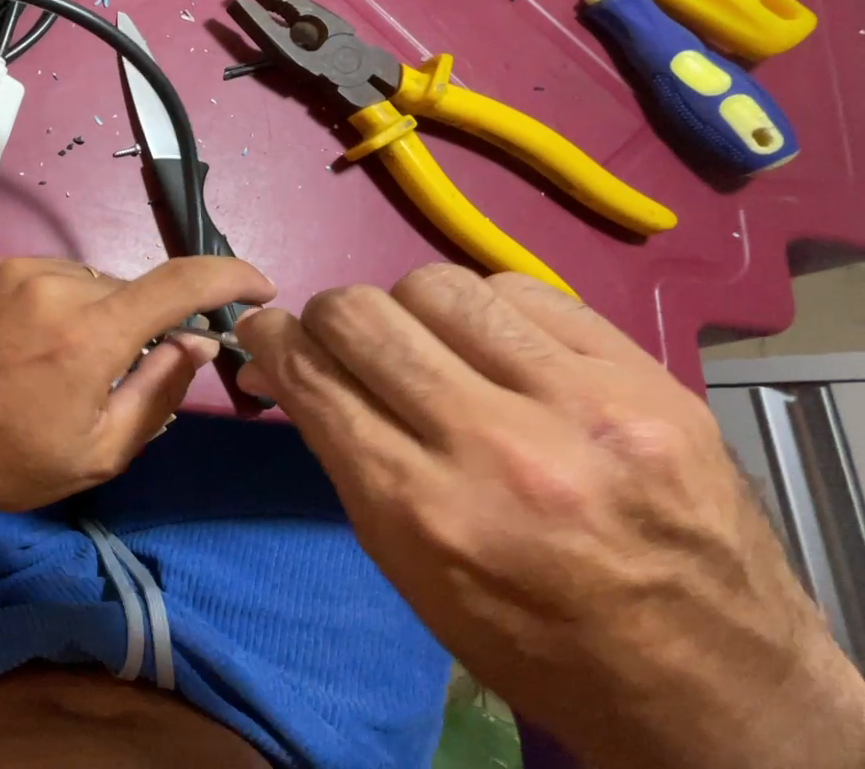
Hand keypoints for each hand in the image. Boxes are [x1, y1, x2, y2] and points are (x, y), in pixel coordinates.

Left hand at [0, 256, 273, 515]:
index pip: (181, 283)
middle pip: (134, 291)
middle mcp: (57, 284)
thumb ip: (157, 393)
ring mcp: (20, 269)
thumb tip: (196, 344)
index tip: (260, 287)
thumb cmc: (1, 459)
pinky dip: (69, 305)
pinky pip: (57, 278)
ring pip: (95, 283)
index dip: (232, 277)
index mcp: (89, 333)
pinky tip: (38, 347)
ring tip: (66, 368)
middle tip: (122, 377)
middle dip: (147, 327)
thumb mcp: (95, 451)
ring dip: (104, 316)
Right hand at [235, 264, 864, 768]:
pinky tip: (492, 348)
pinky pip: (523, 291)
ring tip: (422, 346)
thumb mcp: (400, 559)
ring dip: (404, 310)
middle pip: (359, 314)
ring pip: (435, 285)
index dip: (267, 340)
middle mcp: (498, 445)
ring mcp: (584, 405)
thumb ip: (337, 448)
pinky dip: (483, 310)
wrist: (708, 686)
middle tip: (337, 344)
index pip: (310, 374)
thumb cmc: (521, 635)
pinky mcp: (649, 379)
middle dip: (325, 319)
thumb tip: (276, 365)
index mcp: (422, 508)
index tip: (262, 334)